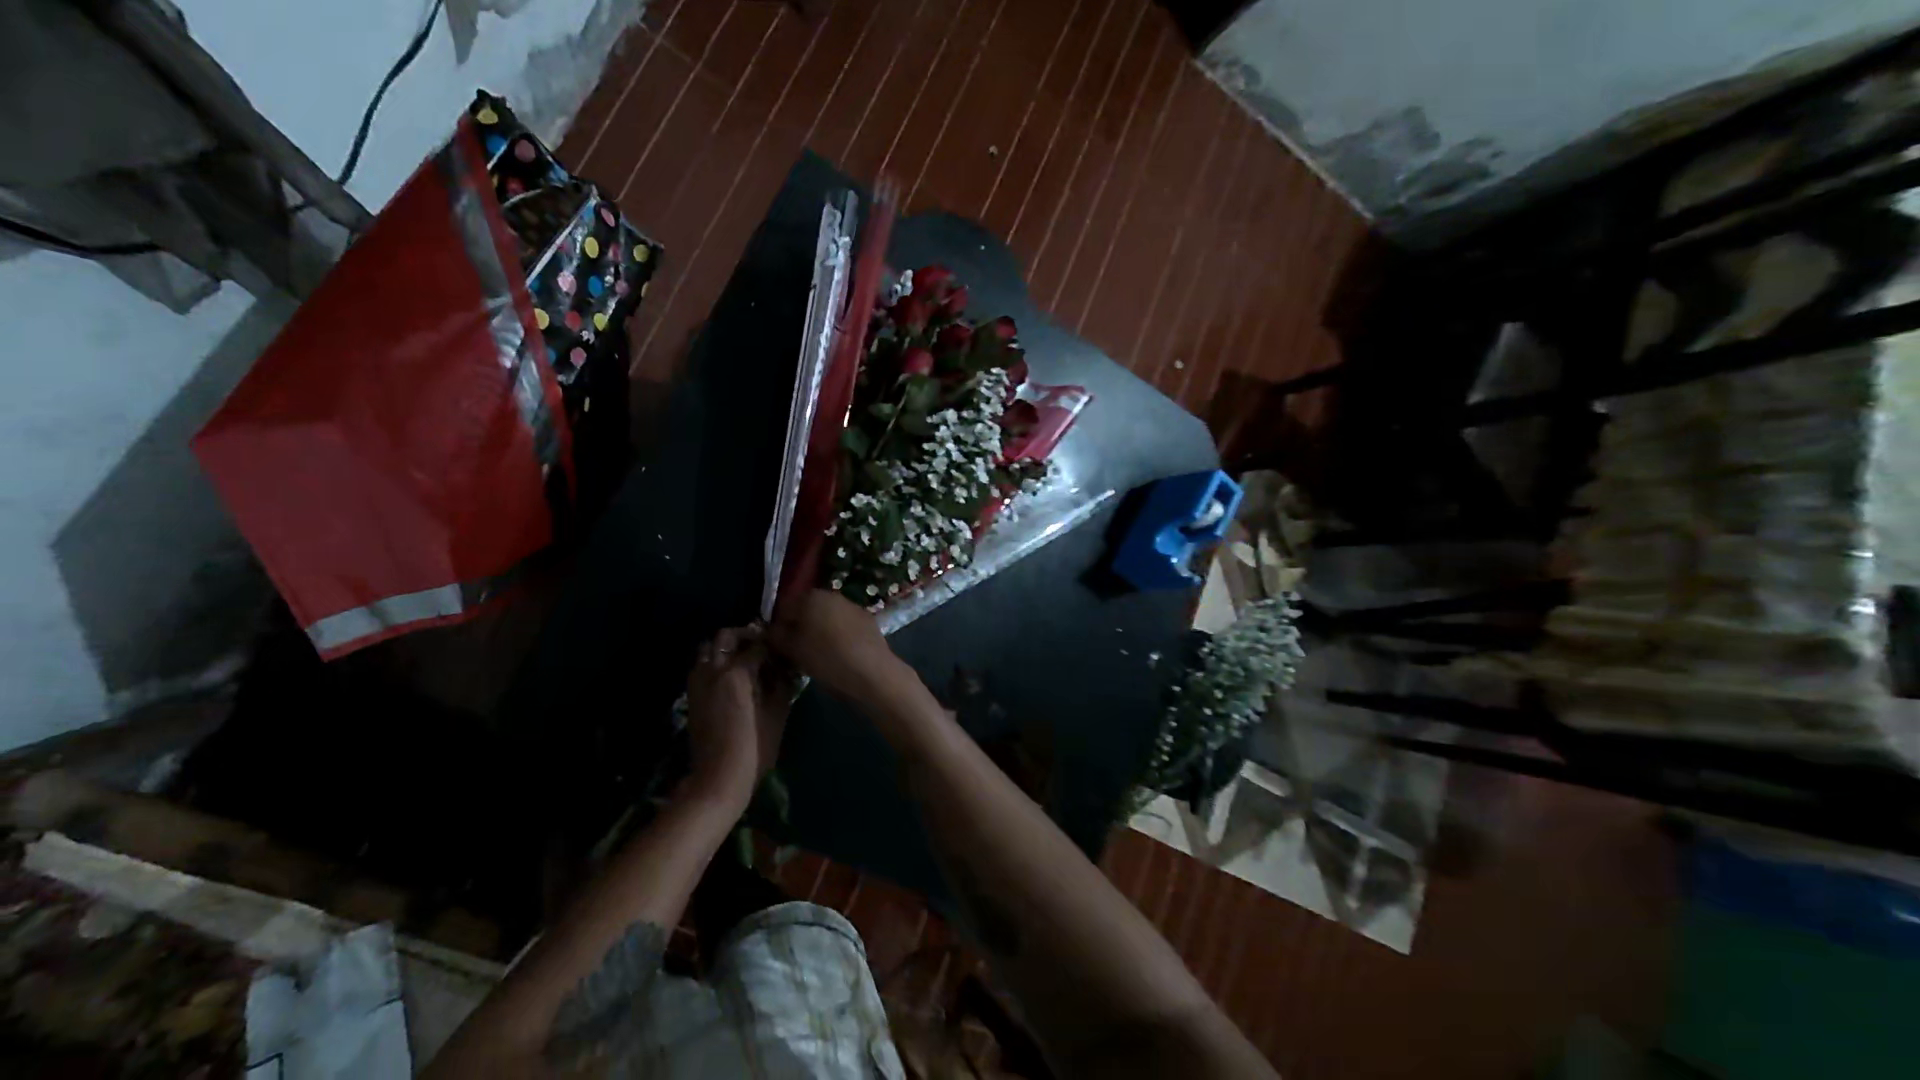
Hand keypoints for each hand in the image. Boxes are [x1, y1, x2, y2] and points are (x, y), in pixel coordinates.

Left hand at [684, 626, 792, 806]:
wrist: (718, 778)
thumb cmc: (754, 747)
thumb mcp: (777, 714)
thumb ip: (782, 685)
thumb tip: (787, 669)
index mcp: (737, 672)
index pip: (757, 644)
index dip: (772, 644)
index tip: (784, 649)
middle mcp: (714, 670)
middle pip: (725, 637)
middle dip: (744, 636)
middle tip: (762, 647)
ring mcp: (698, 683)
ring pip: (707, 649)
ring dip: (725, 648)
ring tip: (743, 660)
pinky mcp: (691, 696)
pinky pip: (701, 667)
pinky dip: (714, 663)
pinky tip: (730, 679)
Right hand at [769, 590, 901, 703]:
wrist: (871, 672)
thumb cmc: (826, 658)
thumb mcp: (792, 650)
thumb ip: (777, 636)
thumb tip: (772, 630)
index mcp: (811, 597)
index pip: (786, 607)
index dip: (779, 626)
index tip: (779, 645)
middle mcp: (833, 595)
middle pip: (808, 610)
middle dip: (802, 627)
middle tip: (798, 650)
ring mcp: (853, 606)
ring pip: (828, 618)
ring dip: (821, 631)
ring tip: (819, 655)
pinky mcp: (869, 621)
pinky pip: (845, 626)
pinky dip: (839, 636)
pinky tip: (840, 655)